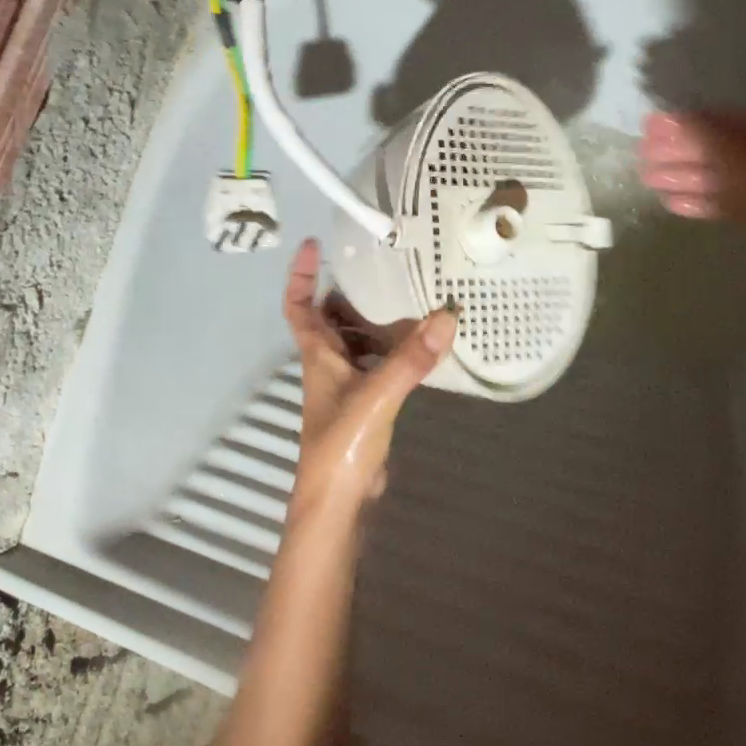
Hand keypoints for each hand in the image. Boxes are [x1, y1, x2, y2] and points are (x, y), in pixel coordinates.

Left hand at [283, 239, 456, 516]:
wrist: (338, 501)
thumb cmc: (341, 445)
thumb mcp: (377, 396)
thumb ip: (411, 359)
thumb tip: (447, 317)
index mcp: (318, 356)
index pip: (299, 306)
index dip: (301, 275)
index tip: (314, 244)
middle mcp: (328, 365)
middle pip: (330, 319)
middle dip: (348, 292)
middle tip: (380, 266)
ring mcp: (347, 386)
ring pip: (357, 341)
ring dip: (376, 321)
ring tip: (409, 297)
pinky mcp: (366, 405)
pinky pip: (378, 364)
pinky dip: (395, 351)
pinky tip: (421, 346)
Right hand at [638, 111, 745, 245]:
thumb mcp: (730, 151)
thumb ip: (697, 132)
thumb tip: (667, 117)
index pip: (710, 119)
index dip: (677, 122)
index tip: (646, 129)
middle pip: (707, 147)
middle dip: (673, 151)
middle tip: (641, 158)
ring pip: (710, 175)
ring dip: (678, 176)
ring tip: (647, 181)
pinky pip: (718, 200)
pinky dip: (695, 200)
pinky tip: (670, 204)